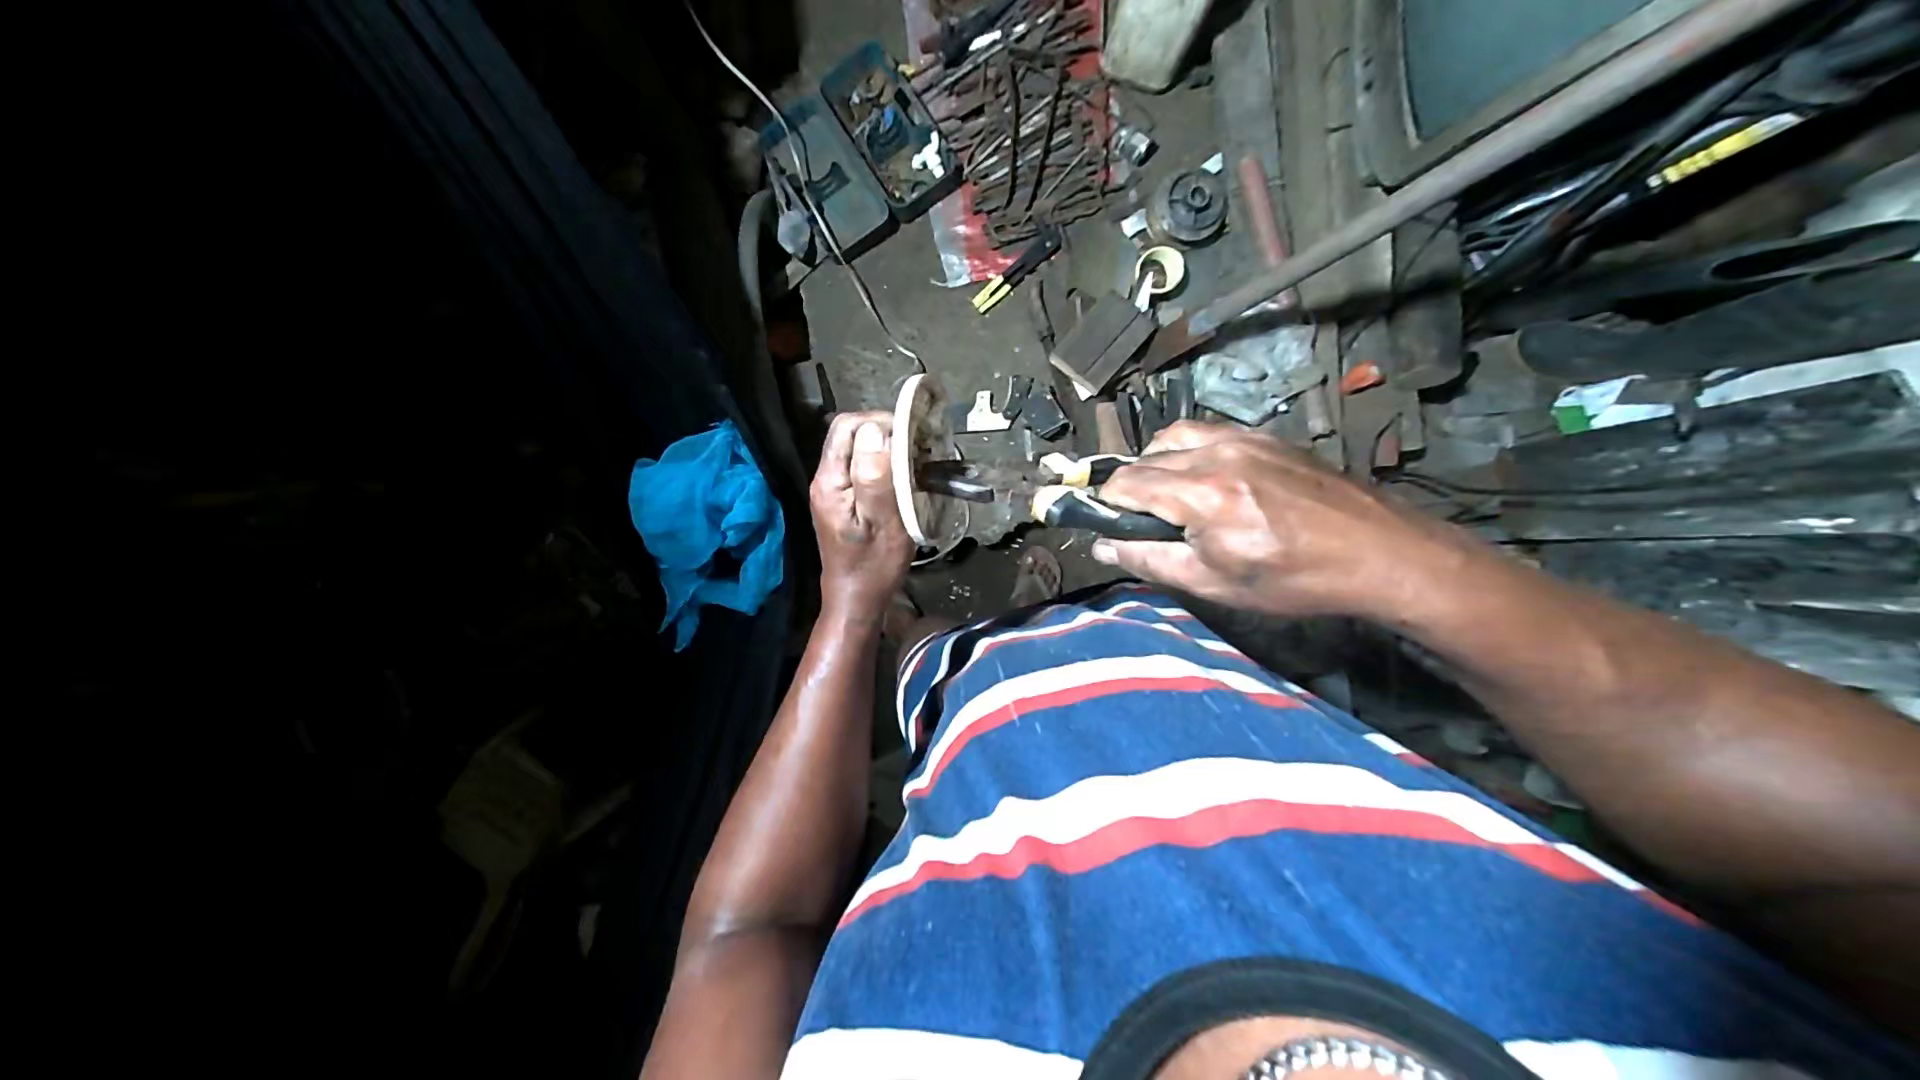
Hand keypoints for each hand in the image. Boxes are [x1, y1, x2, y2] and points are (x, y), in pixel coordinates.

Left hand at [810, 411, 915, 618]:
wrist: (857, 598)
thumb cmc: (874, 565)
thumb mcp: (882, 522)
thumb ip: (875, 477)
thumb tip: (876, 431)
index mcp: (830, 481)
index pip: (848, 427)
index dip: (881, 423)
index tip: (911, 441)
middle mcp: (825, 479)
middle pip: (850, 433)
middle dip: (884, 432)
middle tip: (915, 450)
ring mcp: (832, 489)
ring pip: (857, 448)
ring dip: (885, 448)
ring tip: (913, 462)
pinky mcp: (842, 499)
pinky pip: (860, 466)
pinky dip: (882, 464)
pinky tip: (901, 478)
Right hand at [1091, 421, 1470, 617]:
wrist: (1379, 552)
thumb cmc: (1295, 579)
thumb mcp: (1214, 583)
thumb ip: (1150, 559)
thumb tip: (1102, 546)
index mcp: (1200, 494)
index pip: (1124, 482)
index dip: (1105, 503)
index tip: (1106, 523)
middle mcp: (1216, 454)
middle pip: (1143, 459)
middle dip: (1129, 488)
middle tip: (1141, 521)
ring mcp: (1243, 439)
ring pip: (1172, 438)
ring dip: (1155, 463)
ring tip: (1169, 497)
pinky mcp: (1265, 436)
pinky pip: (1207, 432)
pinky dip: (1187, 451)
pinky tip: (1204, 478)